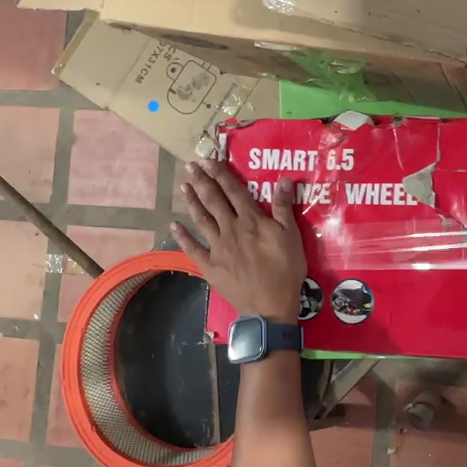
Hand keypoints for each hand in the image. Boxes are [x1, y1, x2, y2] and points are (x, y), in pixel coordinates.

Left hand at [172, 159, 306, 322]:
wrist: (268, 306)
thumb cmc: (285, 271)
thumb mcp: (292, 237)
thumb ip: (284, 208)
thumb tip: (284, 179)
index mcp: (251, 220)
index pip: (234, 191)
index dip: (221, 174)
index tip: (209, 159)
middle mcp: (230, 229)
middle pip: (214, 200)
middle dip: (202, 181)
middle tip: (191, 166)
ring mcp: (217, 247)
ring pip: (201, 219)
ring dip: (191, 201)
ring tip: (183, 186)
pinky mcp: (209, 265)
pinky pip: (192, 248)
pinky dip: (182, 236)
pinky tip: (174, 224)